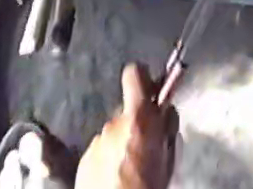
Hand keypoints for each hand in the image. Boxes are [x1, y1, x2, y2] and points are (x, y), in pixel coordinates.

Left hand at [73, 64, 175, 188]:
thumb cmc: (148, 185)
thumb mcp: (169, 153)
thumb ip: (167, 125)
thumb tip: (164, 111)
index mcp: (138, 117)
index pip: (135, 74)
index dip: (142, 77)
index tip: (150, 88)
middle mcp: (114, 124)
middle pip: (127, 111)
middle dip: (136, 123)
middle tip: (145, 146)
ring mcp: (95, 143)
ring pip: (113, 133)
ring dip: (121, 142)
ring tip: (129, 167)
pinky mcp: (83, 162)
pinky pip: (101, 150)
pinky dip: (107, 159)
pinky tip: (114, 177)